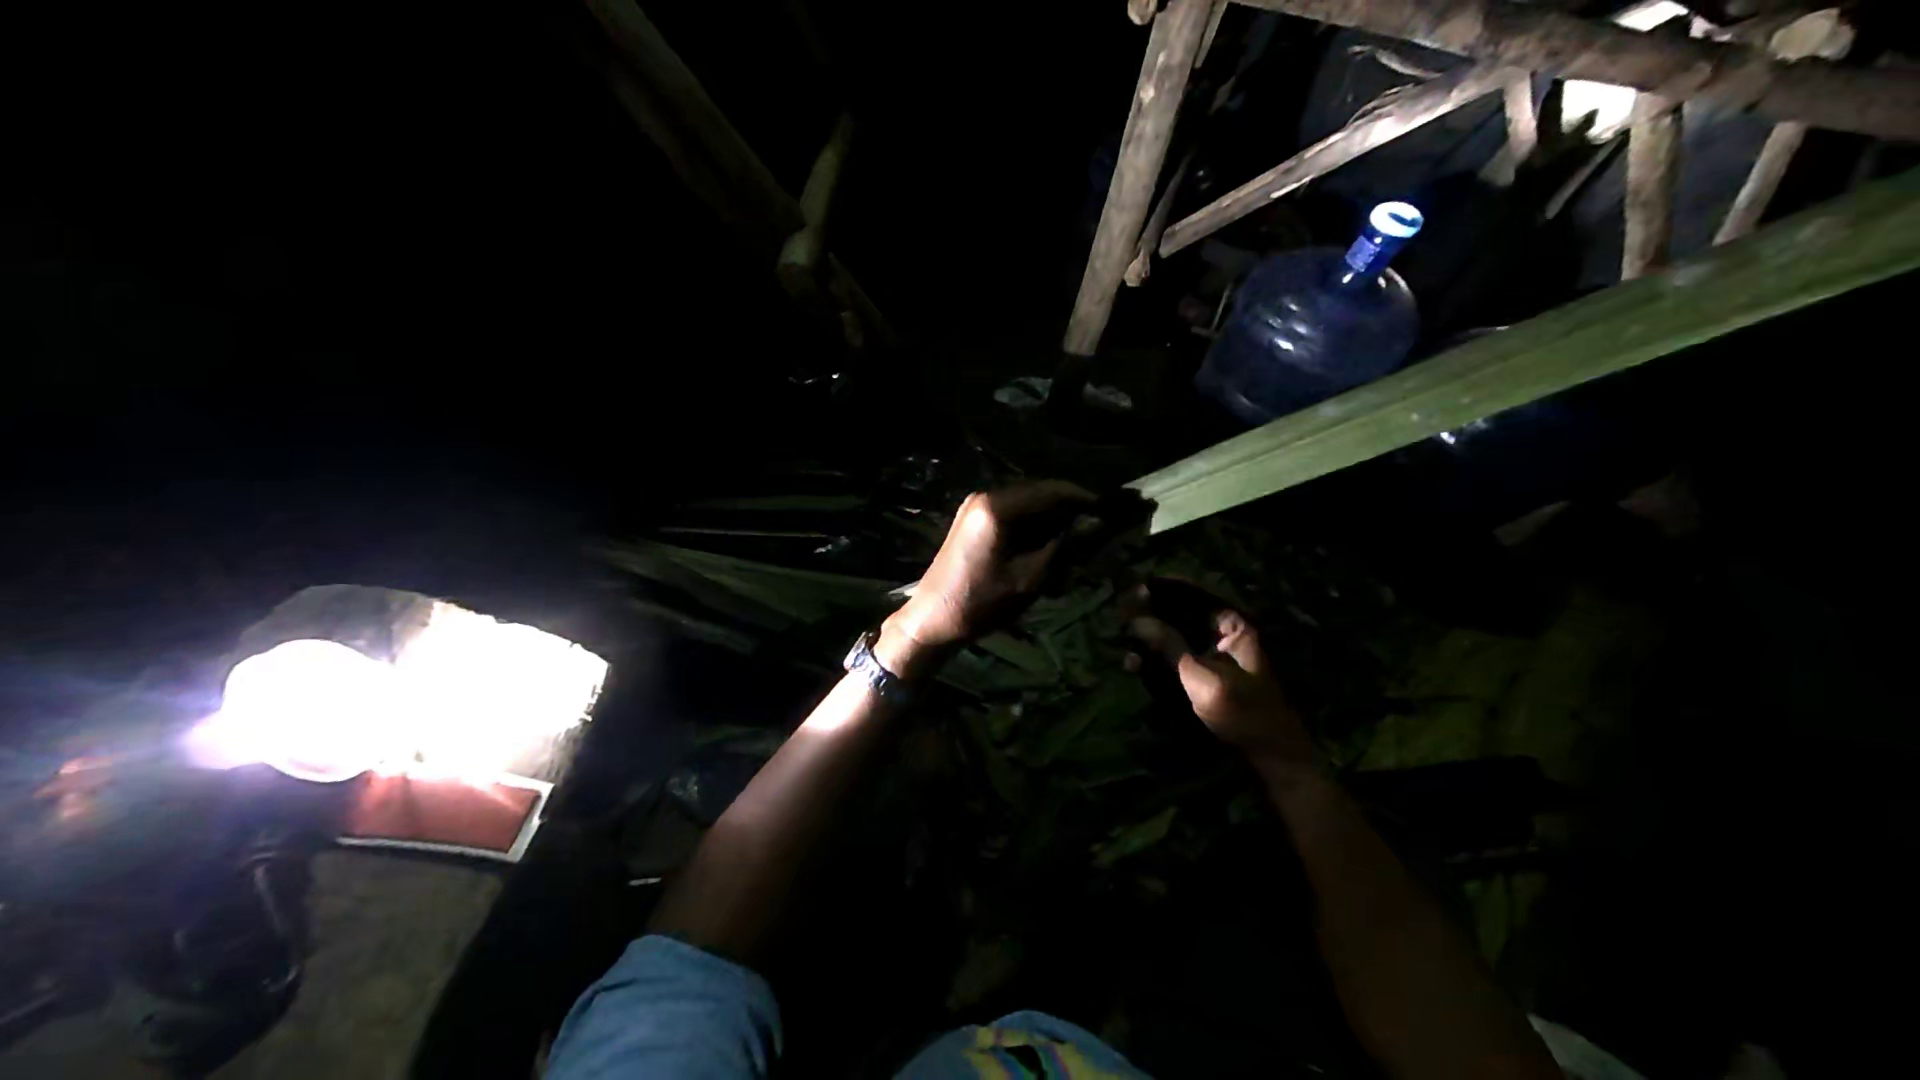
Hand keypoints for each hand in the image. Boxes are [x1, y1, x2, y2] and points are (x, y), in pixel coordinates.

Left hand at [879, 480, 1095, 676]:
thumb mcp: (1029, 578)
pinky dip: (1033, 530)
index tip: (1110, 513)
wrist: (933, 619)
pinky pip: (1014, 515)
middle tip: (1094, 537)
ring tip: (1072, 551)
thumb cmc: (981, 602)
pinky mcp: (974, 519)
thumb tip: (1096, 523)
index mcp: (998, 506)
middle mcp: (987, 496)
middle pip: (1041, 494)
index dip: (1084, 500)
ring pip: (1029, 505)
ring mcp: (977, 506)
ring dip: (1052, 524)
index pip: (1052, 490)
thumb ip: (1064, 546)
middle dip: (1069, 513)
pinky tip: (1047, 553)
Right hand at [1124, 584, 1314, 771]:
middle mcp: (1218, 634)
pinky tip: (1132, 663)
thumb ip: (1171, 646)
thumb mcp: (1204, 677)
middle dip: (1148, 612)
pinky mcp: (1197, 675)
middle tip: (1120, 613)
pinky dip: (1150, 658)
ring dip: (1145, 636)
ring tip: (1123, 638)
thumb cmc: (1243, 711)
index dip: (1164, 588)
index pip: (1193, 594)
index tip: (1135, 587)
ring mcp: (1207, 655)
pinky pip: (1168, 657)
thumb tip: (1137, 620)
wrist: (1268, 754)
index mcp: (1231, 625)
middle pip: (1177, 612)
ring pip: (1169, 634)